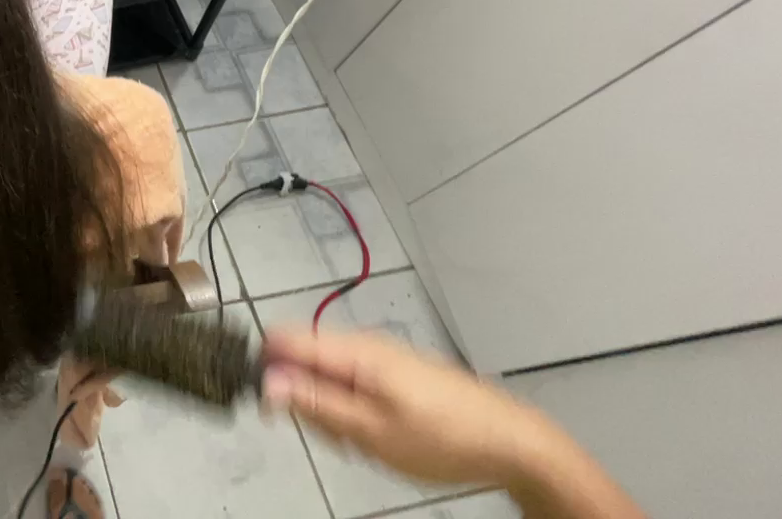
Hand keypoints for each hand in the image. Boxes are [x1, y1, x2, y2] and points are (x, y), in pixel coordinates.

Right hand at [259, 327, 568, 487]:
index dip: (267, 367)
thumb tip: (266, 380)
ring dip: (331, 408)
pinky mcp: (395, 370)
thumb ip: (315, 403)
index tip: (273, 408)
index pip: (283, 338)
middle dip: (307, 398)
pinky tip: (379, 434)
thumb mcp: (371, 432)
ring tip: (362, 441)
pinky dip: (354, 407)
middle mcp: (361, 343)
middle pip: (304, 359)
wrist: (514, 442)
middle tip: (337, 438)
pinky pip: (353, 381)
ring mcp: (380, 355)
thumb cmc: (440, 438)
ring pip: (328, 374)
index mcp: (350, 350)